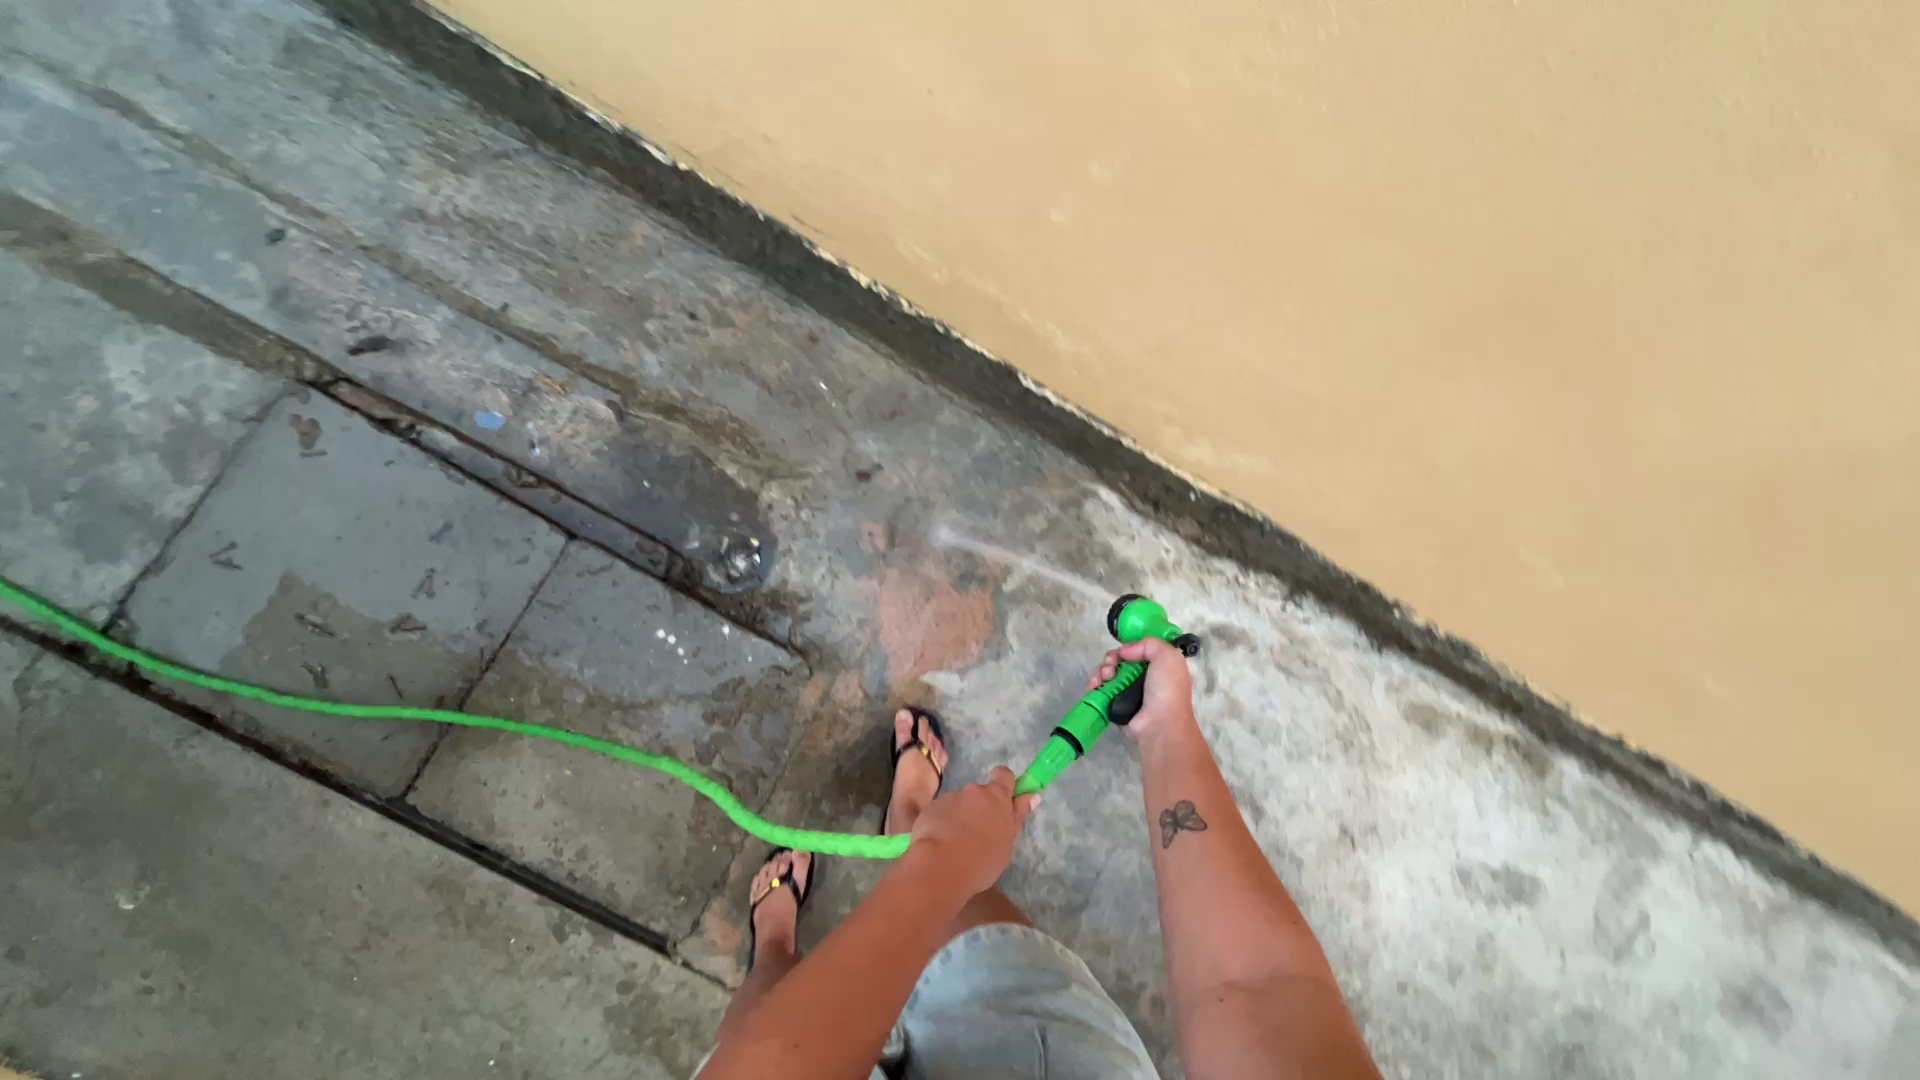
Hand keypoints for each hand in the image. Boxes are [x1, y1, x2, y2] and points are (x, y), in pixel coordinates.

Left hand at [907, 766, 1039, 895]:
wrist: (940, 866)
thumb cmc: (982, 858)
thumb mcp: (1007, 840)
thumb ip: (1018, 815)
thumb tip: (1032, 795)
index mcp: (996, 796)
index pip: (1004, 774)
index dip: (1004, 784)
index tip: (1003, 801)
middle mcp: (973, 790)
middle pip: (979, 793)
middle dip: (980, 808)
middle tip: (979, 833)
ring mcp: (950, 798)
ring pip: (959, 804)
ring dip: (960, 816)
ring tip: (956, 844)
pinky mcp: (930, 808)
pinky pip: (941, 812)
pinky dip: (943, 823)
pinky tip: (940, 844)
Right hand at [1088, 637, 1195, 744]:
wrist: (1159, 724)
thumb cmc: (1166, 689)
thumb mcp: (1168, 657)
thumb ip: (1148, 643)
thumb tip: (1124, 651)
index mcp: (1160, 666)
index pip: (1138, 649)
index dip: (1128, 646)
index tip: (1123, 650)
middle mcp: (1144, 678)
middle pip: (1120, 660)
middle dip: (1111, 658)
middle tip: (1111, 665)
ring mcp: (1129, 691)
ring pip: (1108, 672)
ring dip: (1102, 670)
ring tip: (1104, 677)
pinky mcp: (1115, 703)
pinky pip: (1101, 688)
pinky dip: (1095, 684)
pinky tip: (1094, 685)